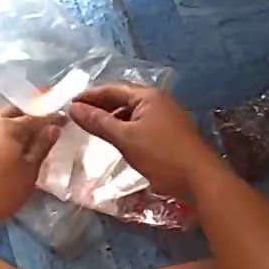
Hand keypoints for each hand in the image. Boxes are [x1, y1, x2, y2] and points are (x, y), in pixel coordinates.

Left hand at [0, 108, 62, 235]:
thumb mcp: (27, 174)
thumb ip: (41, 148)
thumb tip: (53, 127)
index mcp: (9, 127)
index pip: (36, 117)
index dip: (52, 118)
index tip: (63, 119)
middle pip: (10, 113)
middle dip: (26, 115)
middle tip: (38, 125)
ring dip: (2, 125)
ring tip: (10, 136)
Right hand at [66, 84, 224, 198]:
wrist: (199, 178)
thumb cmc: (161, 155)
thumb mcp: (125, 138)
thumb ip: (98, 122)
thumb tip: (73, 108)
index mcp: (148, 96)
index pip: (111, 89)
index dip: (89, 96)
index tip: (68, 104)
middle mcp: (158, 101)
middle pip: (122, 99)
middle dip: (100, 106)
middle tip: (76, 116)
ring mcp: (166, 116)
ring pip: (132, 113)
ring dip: (112, 118)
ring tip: (92, 128)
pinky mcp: (169, 132)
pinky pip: (140, 124)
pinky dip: (125, 129)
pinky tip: (115, 139)